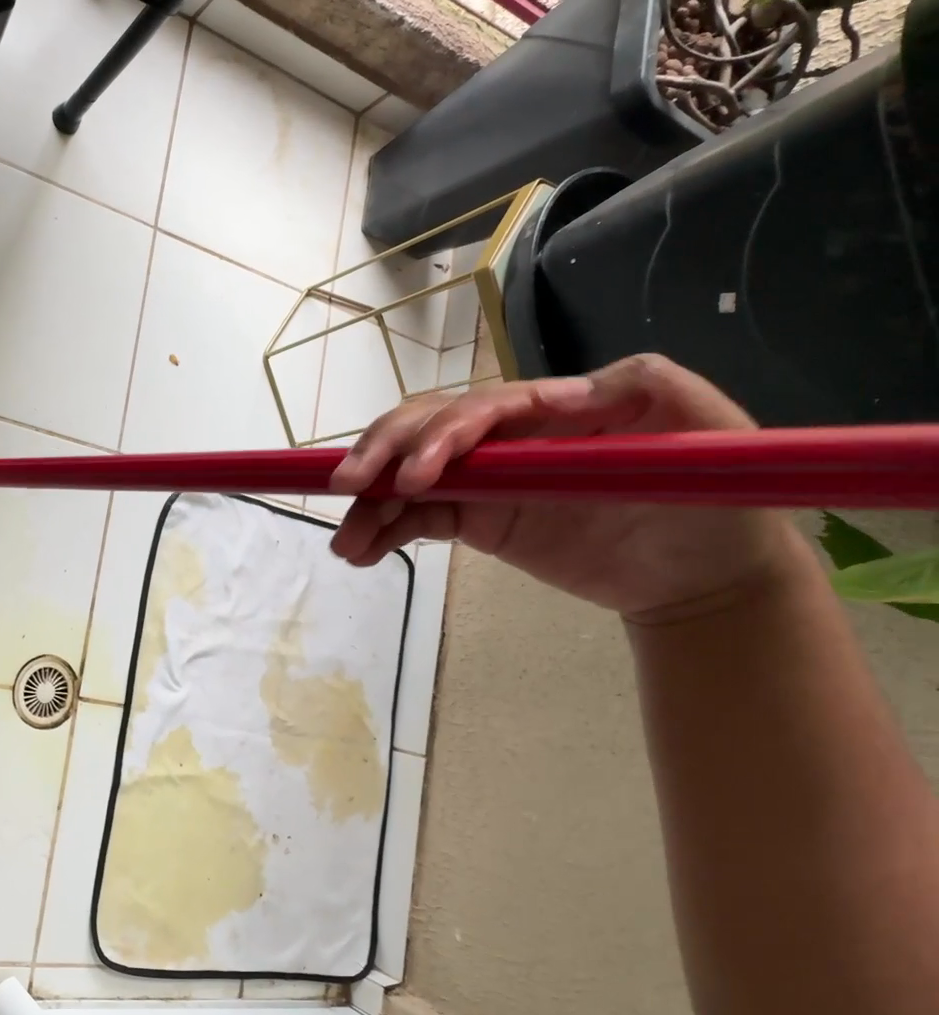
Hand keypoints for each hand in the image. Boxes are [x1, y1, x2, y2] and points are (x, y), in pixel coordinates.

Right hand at [327, 354, 806, 621]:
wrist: (704, 576)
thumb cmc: (715, 497)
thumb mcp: (706, 426)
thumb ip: (644, 389)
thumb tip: (561, 392)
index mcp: (550, 406)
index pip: (479, 407)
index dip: (440, 435)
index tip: (414, 477)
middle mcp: (506, 435)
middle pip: (423, 428)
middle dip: (380, 454)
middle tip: (347, 490)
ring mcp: (487, 478)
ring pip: (406, 476)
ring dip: (369, 504)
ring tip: (347, 545)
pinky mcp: (477, 518)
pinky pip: (417, 518)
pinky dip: (384, 531)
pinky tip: (362, 553)